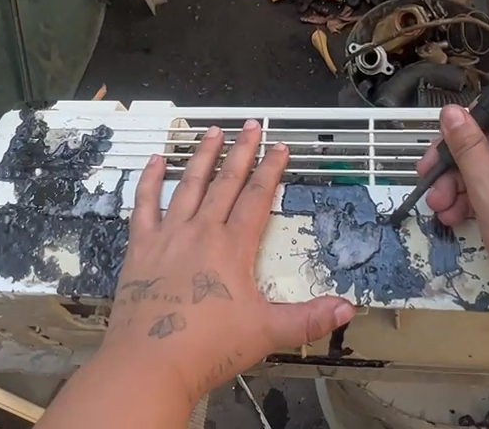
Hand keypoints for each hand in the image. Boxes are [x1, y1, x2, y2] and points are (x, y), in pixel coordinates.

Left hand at [100, 121, 353, 408]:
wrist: (151, 363)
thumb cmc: (209, 347)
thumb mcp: (266, 333)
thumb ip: (308, 319)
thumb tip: (347, 309)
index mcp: (232, 246)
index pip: (257, 197)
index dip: (271, 170)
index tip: (280, 146)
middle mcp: (201, 231)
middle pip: (225, 182)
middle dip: (241, 151)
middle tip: (251, 125)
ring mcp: (169, 235)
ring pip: (188, 185)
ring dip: (202, 156)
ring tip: (212, 132)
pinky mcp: (141, 247)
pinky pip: (144, 205)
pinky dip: (149, 181)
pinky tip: (153, 161)